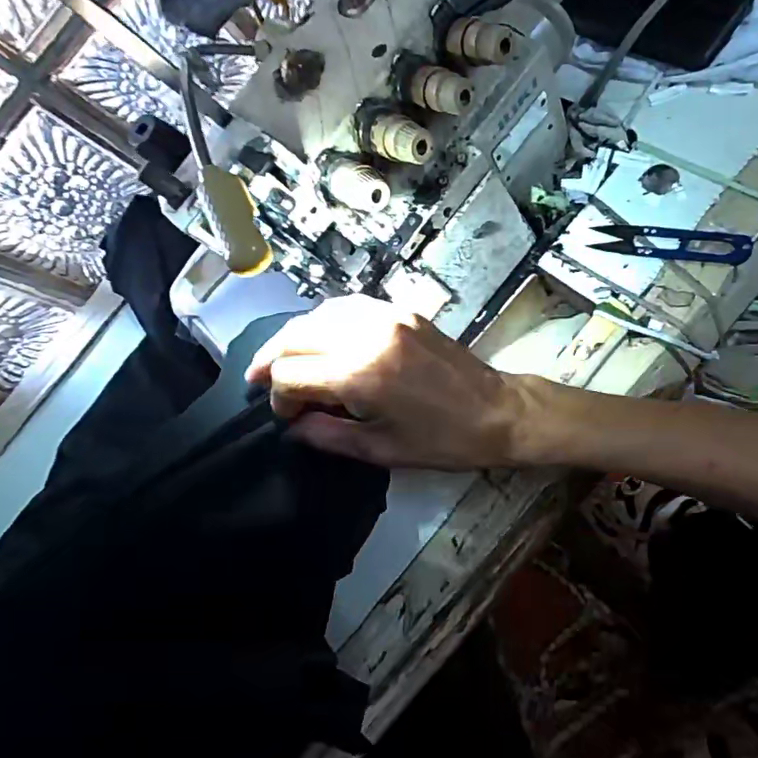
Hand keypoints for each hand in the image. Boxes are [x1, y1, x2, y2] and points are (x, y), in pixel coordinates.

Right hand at [245, 295, 537, 469]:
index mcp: (360, 374)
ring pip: (317, 314)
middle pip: (295, 335)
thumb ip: (326, 435)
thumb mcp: (381, 450)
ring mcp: (385, 316)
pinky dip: (323, 321)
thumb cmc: (442, 441)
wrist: (498, 411)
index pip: (291, 373)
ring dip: (294, 337)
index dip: (277, 397)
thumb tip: (291, 424)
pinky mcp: (399, 310)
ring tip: (283, 360)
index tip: (286, 416)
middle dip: (271, 359)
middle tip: (258, 380)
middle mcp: (366, 335)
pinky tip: (319, 339)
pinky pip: (346, 306)